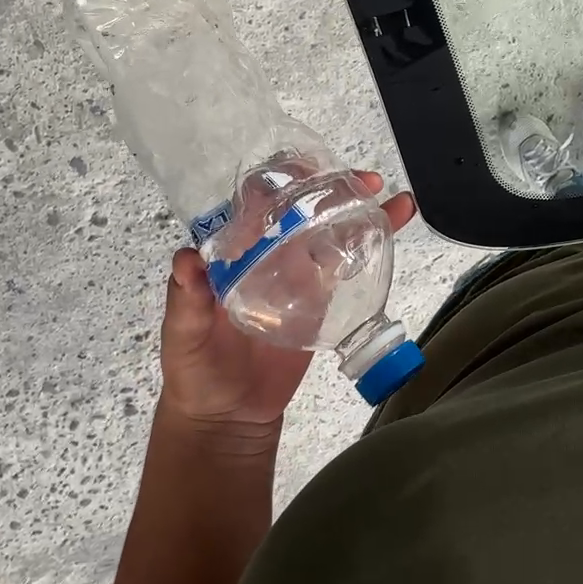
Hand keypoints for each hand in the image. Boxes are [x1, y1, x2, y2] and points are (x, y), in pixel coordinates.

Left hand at [156, 171, 416, 443]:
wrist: (232, 415)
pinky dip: (378, 239)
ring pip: (334, 227)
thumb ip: (187, 300)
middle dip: (335, 187)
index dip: (280, 178)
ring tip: (394, 197)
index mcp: (234, 252)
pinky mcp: (326, 293)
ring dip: (364, 207)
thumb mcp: (183, 334)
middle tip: (364, 181)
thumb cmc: (197, 370)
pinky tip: (399, 219)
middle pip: (305, 206)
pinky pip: (352, 260)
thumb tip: (187, 258)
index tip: (306, 168)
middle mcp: (270, 251)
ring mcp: (301, 271)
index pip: (257, 202)